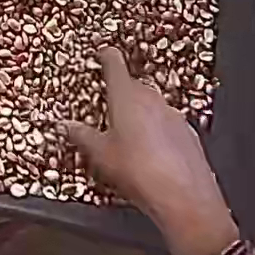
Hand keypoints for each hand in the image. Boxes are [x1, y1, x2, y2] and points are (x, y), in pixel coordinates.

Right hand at [63, 47, 239, 254]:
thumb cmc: (138, 170)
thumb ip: (81, 135)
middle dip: (119, 92)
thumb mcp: (100, 154)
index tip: (100, 54)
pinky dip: (156, 130)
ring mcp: (173, 115)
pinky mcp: (189, 135)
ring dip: (138, 112)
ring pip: (151, 104)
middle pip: (133, 85)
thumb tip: (65, 125)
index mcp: (126, 95)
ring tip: (125, 135)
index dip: (105, 56)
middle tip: (104, 107)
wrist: (186, 200)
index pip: (114, 63)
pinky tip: (149, 152)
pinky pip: (166, 123)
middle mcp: (152, 99)